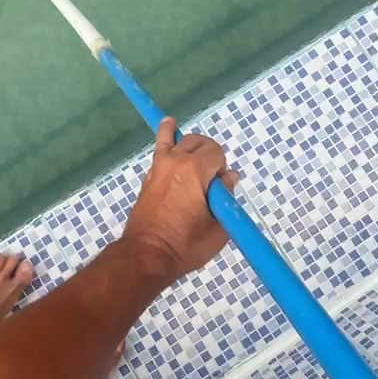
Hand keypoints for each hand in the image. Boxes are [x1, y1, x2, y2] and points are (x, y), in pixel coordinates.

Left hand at [119, 117, 239, 282]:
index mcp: (195, 170)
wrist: (148, 253)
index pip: (216, 152)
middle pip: (198, 142)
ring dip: (187, 139)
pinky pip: (160, 147)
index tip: (219, 189)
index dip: (222, 167)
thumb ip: (227, 198)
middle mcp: (176, 161)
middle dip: (209, 154)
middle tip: (210, 181)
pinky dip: (166, 134)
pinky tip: (168, 124)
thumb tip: (229, 178)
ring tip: (180, 125)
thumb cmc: (186, 244)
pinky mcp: (150, 175)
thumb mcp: (218, 228)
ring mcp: (160, 166)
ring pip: (177, 140)